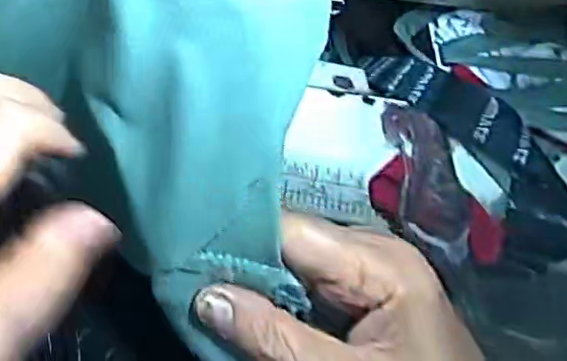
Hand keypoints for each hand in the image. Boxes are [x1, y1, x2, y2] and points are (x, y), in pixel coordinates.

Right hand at [194, 213, 482, 360]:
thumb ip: (275, 337)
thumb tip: (202, 295)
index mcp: (381, 259)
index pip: (286, 229)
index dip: (233, 240)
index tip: (184, 250)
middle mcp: (374, 250)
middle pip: (286, 241)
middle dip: (241, 263)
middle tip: (189, 274)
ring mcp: (371, 272)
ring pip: (289, 261)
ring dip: (254, 281)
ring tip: (208, 287)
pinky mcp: (366, 296)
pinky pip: (305, 283)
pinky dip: (276, 297)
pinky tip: (245, 305)